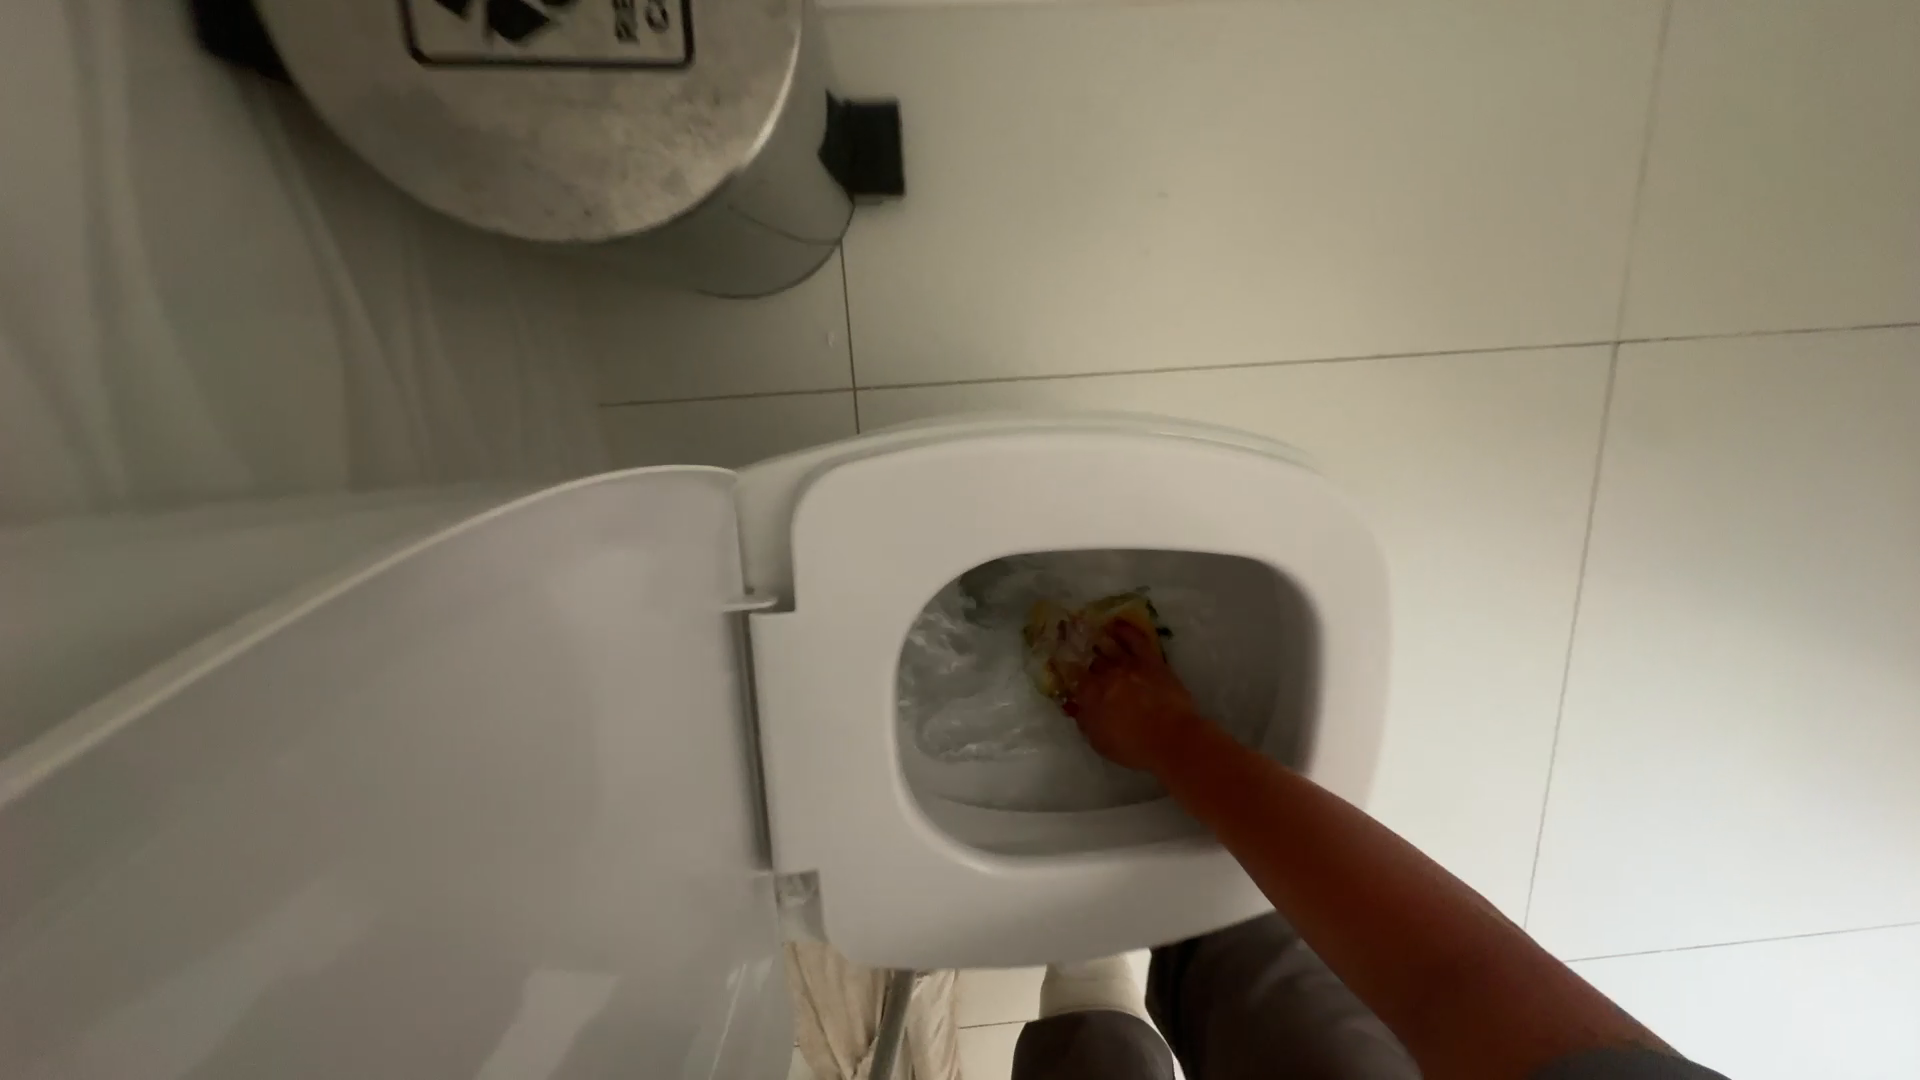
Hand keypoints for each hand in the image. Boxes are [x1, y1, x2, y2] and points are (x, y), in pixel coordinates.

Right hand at [1057, 619, 1208, 770]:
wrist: (1172, 739)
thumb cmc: (1134, 747)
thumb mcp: (1099, 742)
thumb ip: (1085, 722)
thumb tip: (1074, 706)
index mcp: (1090, 695)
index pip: (1073, 678)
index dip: (1067, 671)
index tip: (1062, 665)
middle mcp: (1105, 675)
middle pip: (1090, 661)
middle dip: (1081, 654)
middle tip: (1075, 647)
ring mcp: (1128, 665)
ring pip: (1109, 647)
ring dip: (1097, 639)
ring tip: (1089, 630)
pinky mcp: (1150, 661)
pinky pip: (1136, 640)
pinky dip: (1125, 630)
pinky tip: (1117, 624)